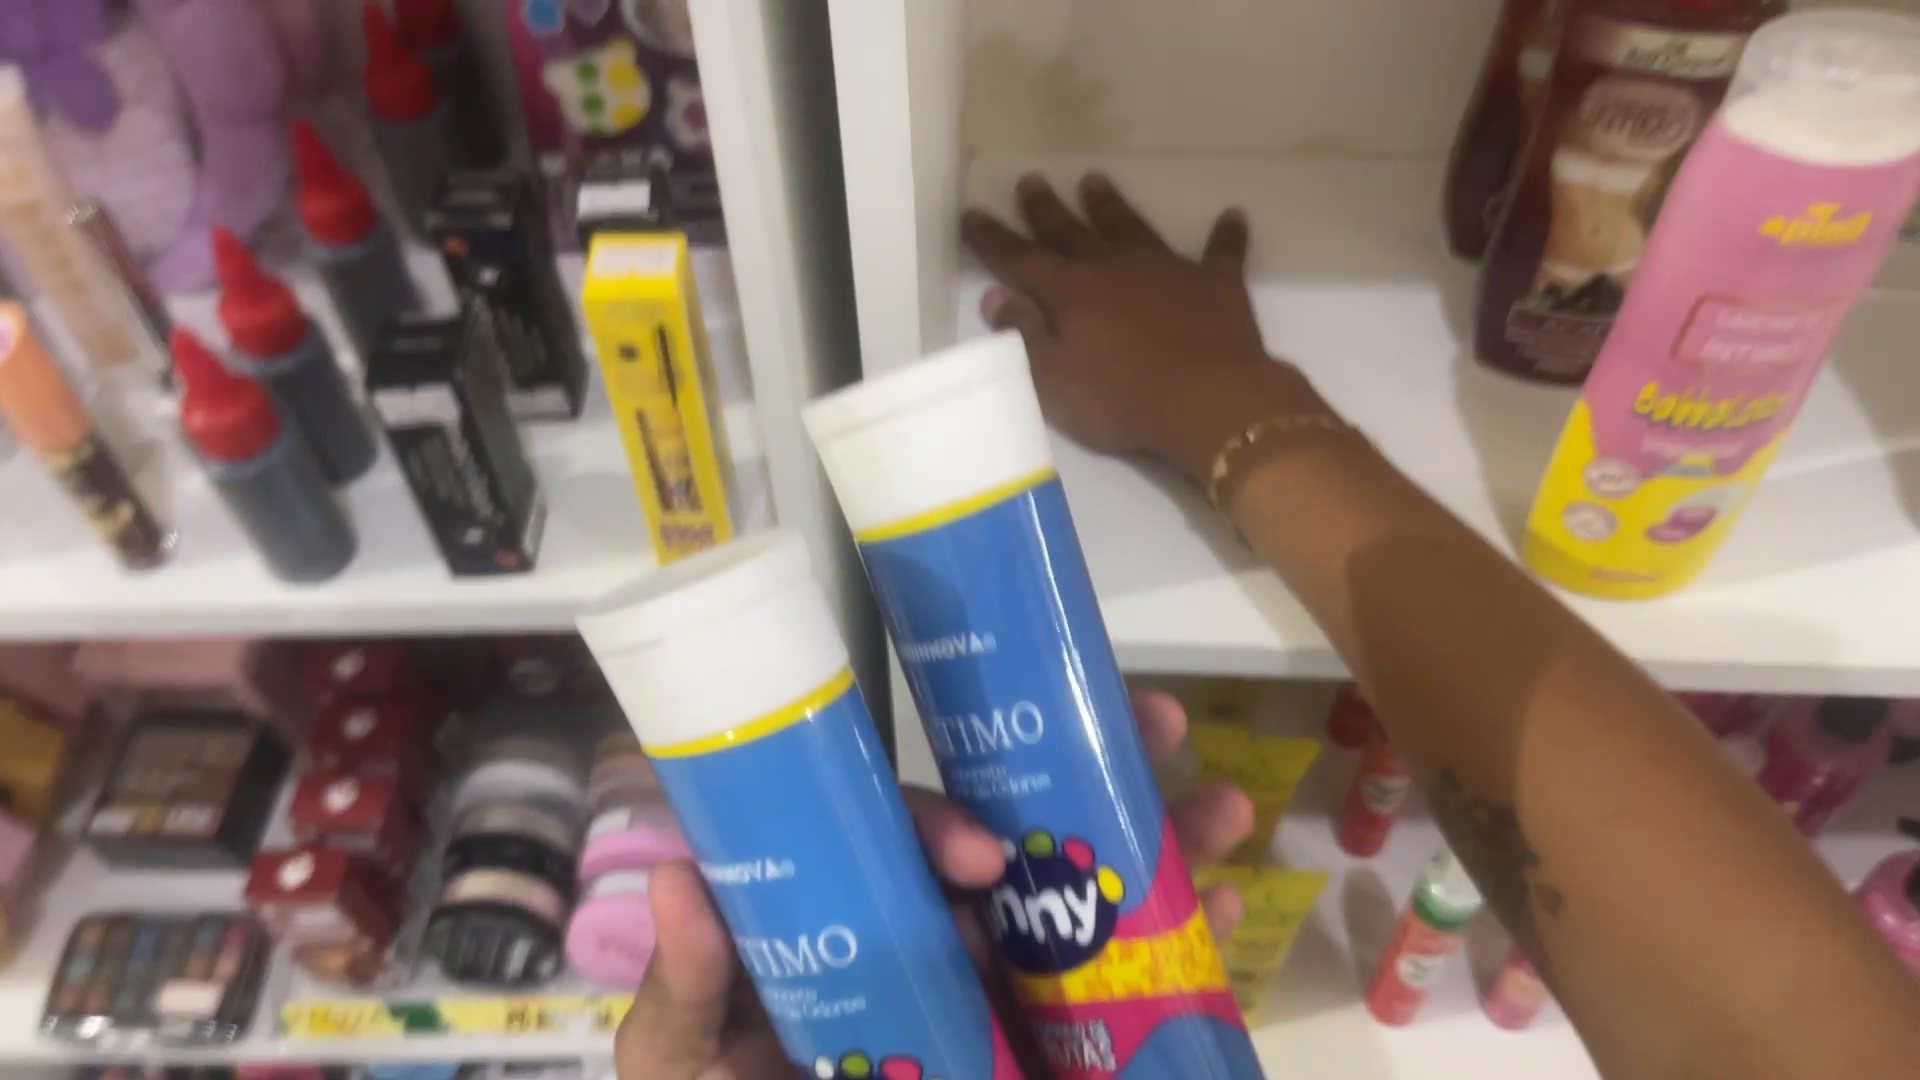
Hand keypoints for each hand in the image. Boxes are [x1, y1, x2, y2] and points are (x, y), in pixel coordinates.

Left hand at [615, 691, 1254, 1079]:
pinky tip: (1230, 909)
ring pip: (1087, 896)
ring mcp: (1006, 978)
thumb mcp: (689, 1058)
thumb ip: (689, 986)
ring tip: (1222, 806)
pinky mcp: (1054, 1031)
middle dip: (1089, 781)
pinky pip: (1122, 983)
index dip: (940, 826)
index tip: (980, 852)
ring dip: (1157, 840)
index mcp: (869, 908)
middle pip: (1021, 845)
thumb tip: (673, 875)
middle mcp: (943, 925)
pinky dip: (1179, 942)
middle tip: (1156, 725)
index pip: (903, 843)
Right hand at [963, 174, 1324, 483]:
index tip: (970, 213)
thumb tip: (994, 297)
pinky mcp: (1216, 285)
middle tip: (1031, 179)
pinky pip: (1221, 252)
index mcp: (1070, 292)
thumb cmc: (1120, 399)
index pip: (1020, 259)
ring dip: (1111, 206)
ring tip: (1094, 180)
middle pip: (1072, 232)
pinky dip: (1225, 235)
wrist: (1208, 401)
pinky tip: (1232, 215)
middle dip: (1047, 209)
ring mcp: (1167, 270)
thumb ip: (1023, 336)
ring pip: (1131, 228)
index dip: (993, 239)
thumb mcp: (1053, 380)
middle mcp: (1114, 268)